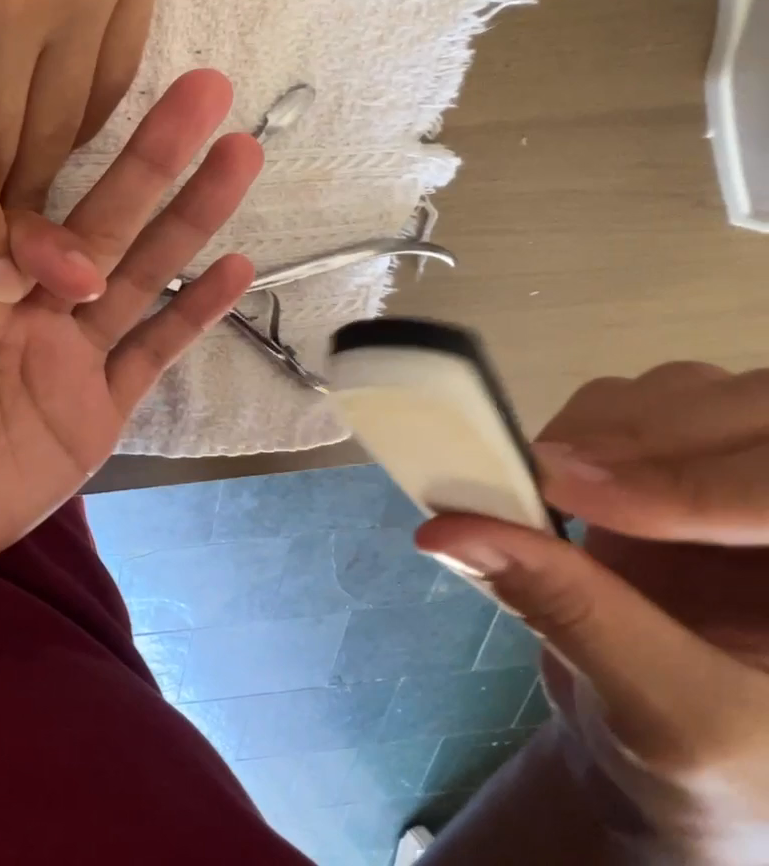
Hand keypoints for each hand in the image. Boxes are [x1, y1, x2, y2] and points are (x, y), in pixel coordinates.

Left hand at [0, 70, 259, 581]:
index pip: (33, 229)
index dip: (68, 191)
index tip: (107, 125)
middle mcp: (37, 314)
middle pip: (103, 231)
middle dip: (151, 165)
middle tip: (204, 94)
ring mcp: (75, 359)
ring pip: (141, 279)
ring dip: (188, 221)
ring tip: (237, 157)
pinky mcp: (101, 409)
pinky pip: (153, 353)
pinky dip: (191, 314)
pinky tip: (234, 267)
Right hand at [416, 362, 768, 861]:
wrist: (701, 790)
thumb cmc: (723, 782)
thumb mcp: (665, 716)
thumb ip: (570, 613)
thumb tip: (444, 526)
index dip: (700, 476)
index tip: (572, 495)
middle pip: (752, 409)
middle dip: (648, 436)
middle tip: (546, 482)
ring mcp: (742, 489)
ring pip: (689, 393)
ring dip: (603, 428)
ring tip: (540, 487)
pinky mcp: (676, 481)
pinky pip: (629, 413)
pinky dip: (571, 434)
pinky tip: (543, 486)